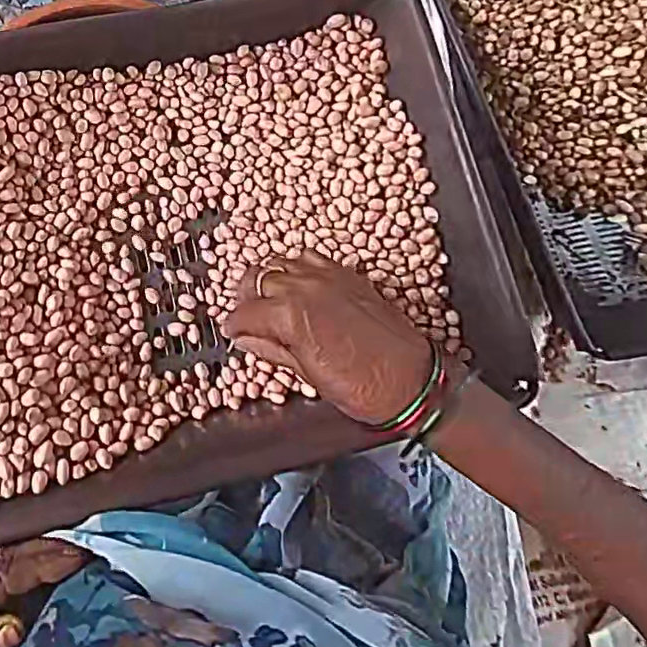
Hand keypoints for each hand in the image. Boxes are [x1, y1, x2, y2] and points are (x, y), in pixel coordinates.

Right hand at [223, 250, 434, 425]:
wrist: (413, 381)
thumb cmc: (362, 387)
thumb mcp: (307, 374)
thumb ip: (271, 349)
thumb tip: (245, 339)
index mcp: (288, 315)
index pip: (244, 313)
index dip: (234, 325)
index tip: (232, 332)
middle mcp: (303, 287)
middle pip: (256, 280)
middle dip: (246, 299)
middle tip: (246, 317)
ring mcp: (326, 277)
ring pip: (279, 264)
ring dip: (268, 280)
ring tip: (268, 300)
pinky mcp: (346, 275)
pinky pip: (308, 259)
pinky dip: (296, 269)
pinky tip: (298, 286)